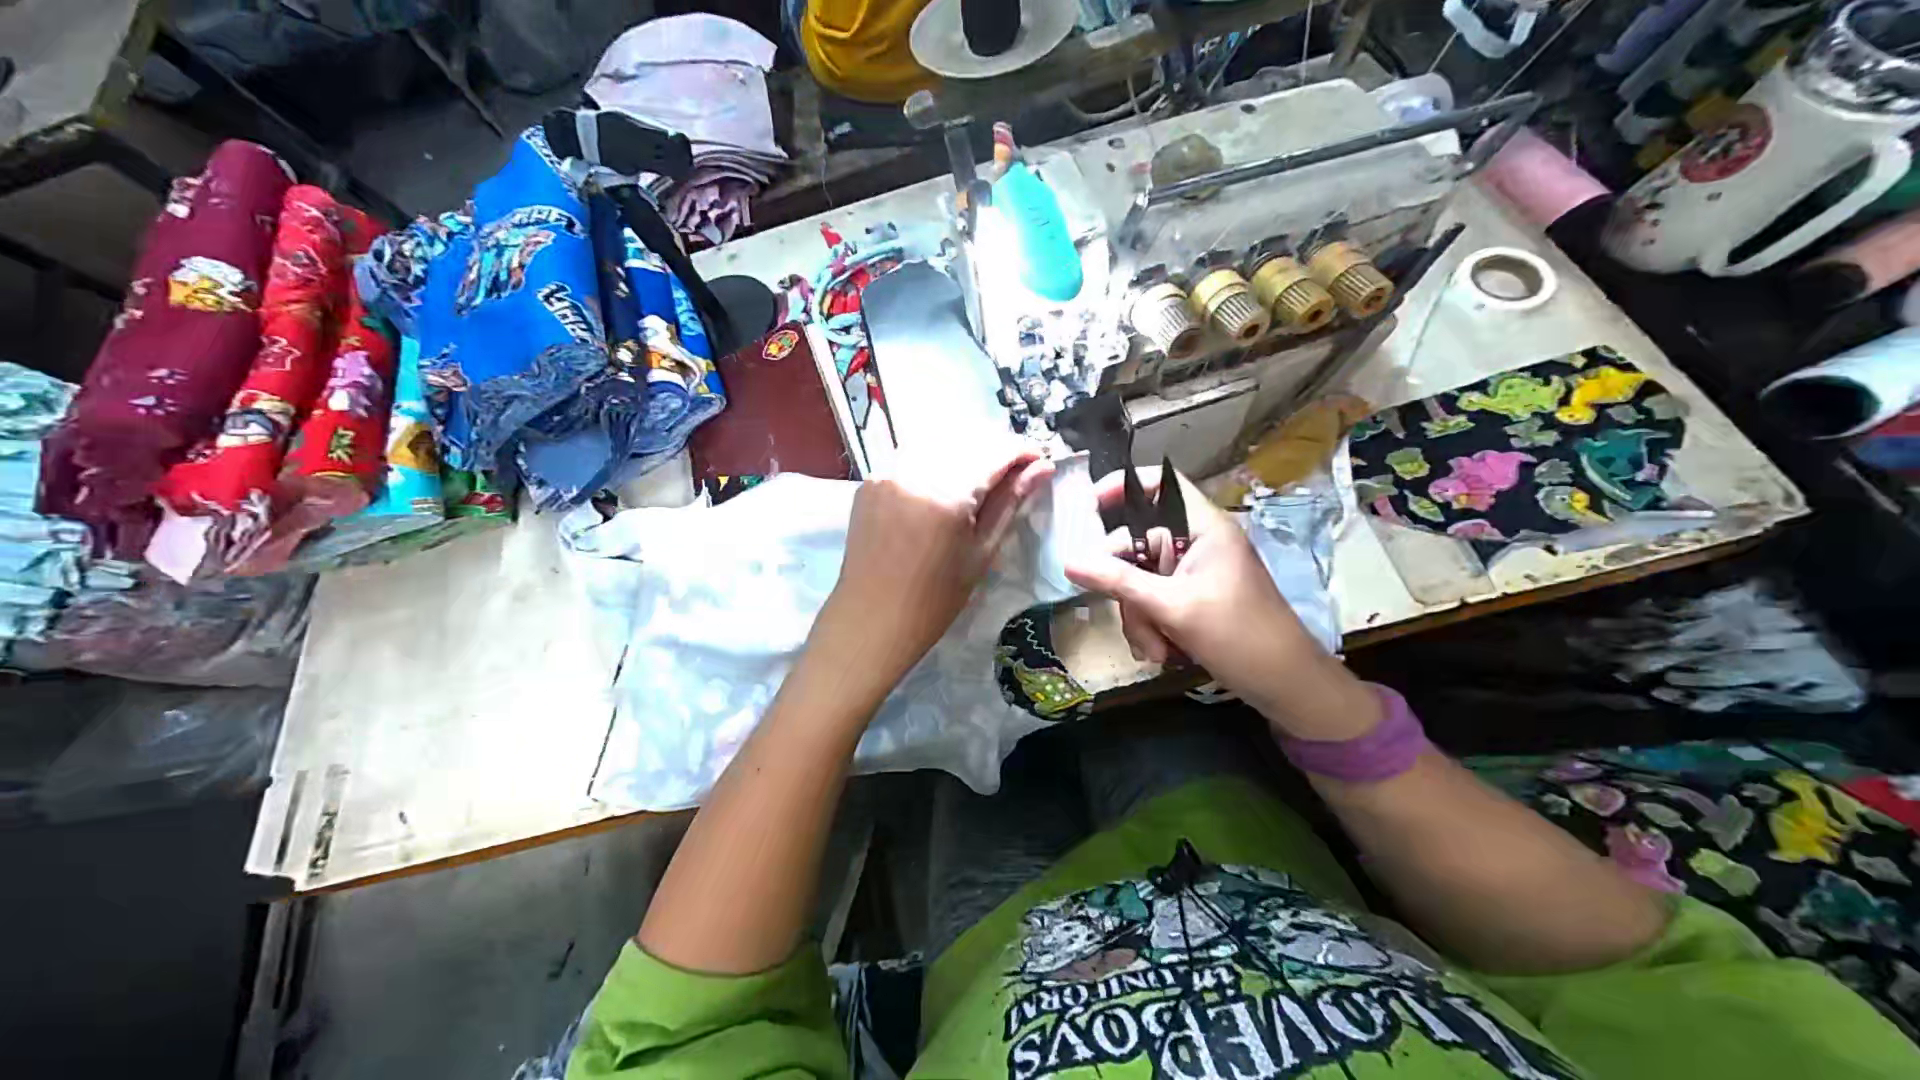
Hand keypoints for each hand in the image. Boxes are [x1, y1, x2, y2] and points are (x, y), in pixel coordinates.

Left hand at [808, 443, 1054, 703]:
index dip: (1022, 452)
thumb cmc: (935, 599)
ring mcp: (886, 473)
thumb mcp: (981, 553)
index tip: (1040, 459)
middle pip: (967, 442)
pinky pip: (911, 458)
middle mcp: (914, 472)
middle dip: (995, 450)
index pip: (994, 452)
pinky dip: (934, 462)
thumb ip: (1010, 503)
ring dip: (965, 453)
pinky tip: (944, 484)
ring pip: (938, 445)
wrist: (872, 618)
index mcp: (947, 495)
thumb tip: (1042, 467)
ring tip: (981, 478)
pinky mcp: (869, 481)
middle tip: (1016, 472)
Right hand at [1064, 466, 1378, 740]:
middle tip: (1134, 618)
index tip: (1090, 507)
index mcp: (1204, 528)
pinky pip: (1152, 601)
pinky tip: (1162, 652)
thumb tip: (1068, 563)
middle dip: (1128, 588)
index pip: (1162, 484)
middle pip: (1138, 544)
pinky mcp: (1191, 600)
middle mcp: (1196, 544)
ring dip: (1140, 617)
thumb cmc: (1239, 636)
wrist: (1287, 685)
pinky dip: (1150, 626)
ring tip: (1157, 649)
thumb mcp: (1172, 607)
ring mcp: (1193, 573)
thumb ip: (1118, 581)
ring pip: (1140, 579)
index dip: (1123, 486)